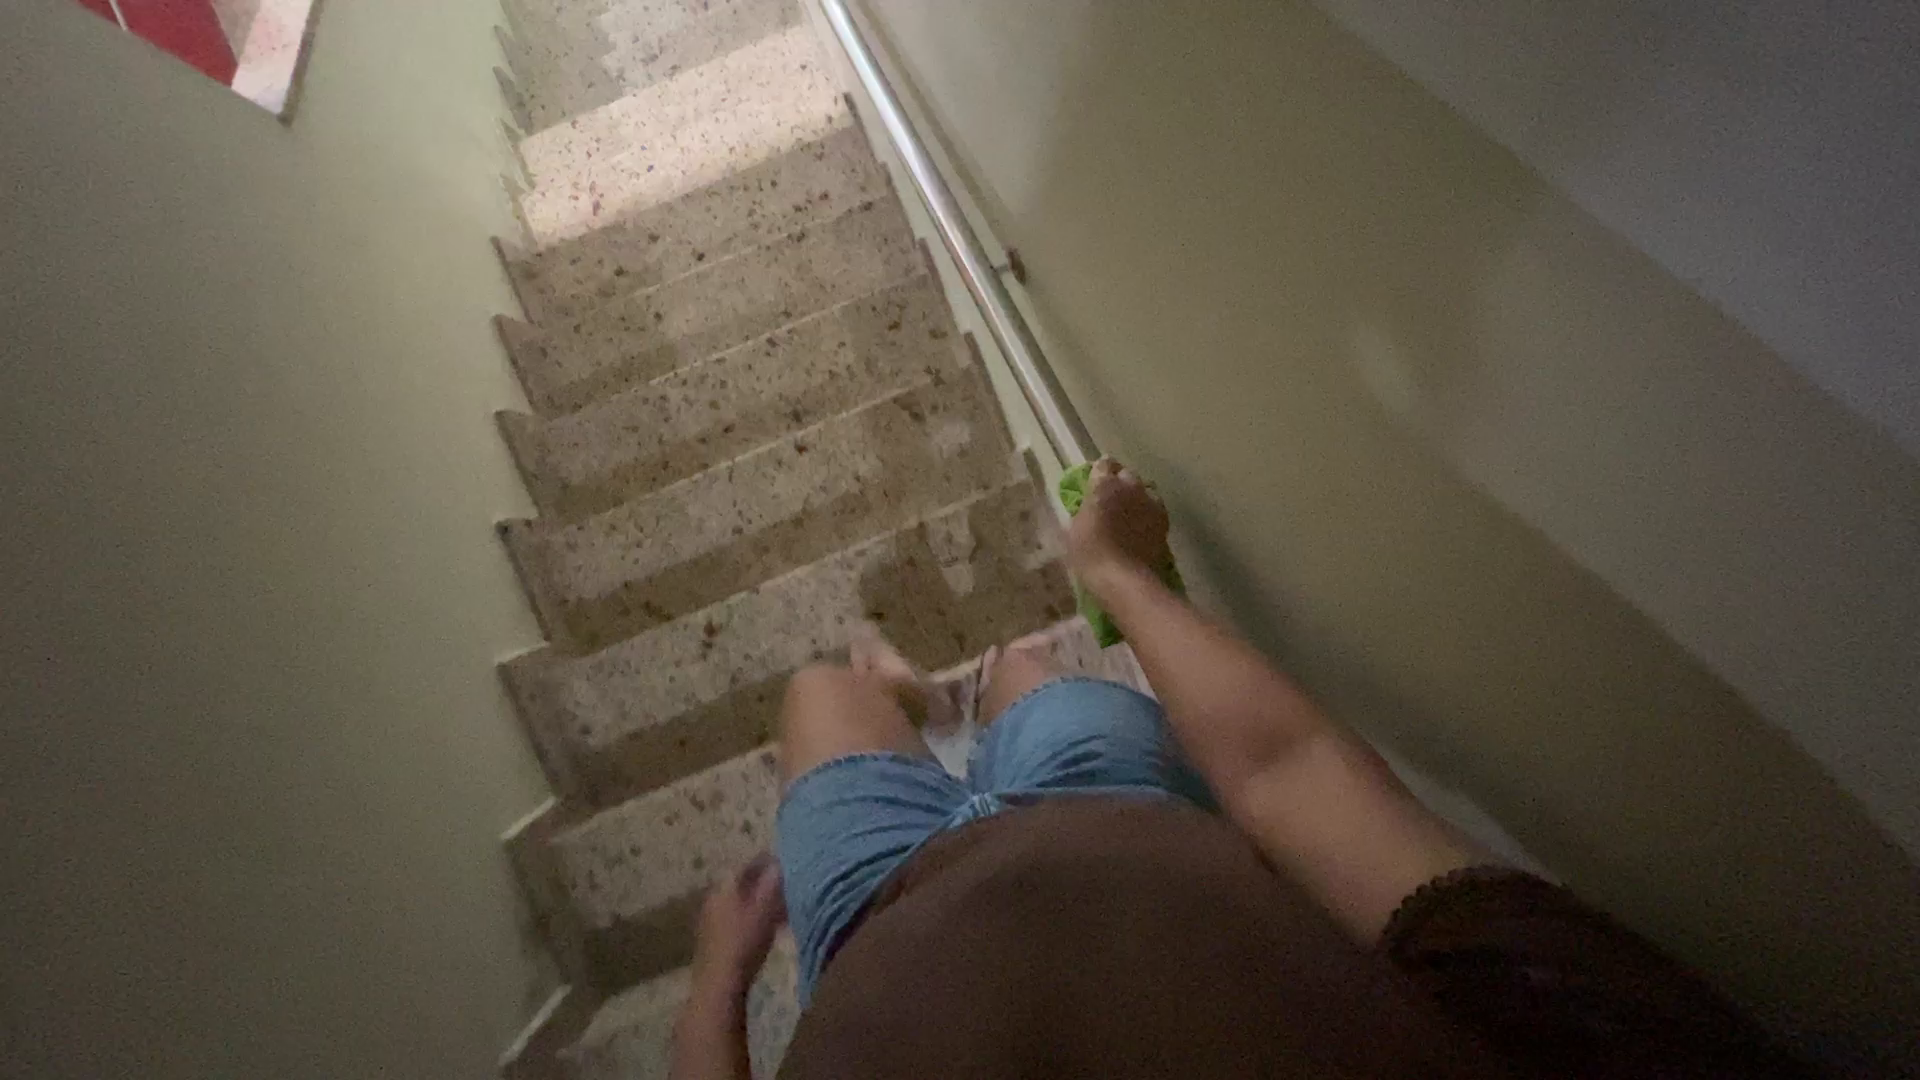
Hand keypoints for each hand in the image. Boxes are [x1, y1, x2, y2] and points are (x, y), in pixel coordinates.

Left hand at [688, 855, 785, 1000]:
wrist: (718, 987)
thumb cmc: (744, 942)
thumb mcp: (765, 909)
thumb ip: (773, 883)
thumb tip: (779, 862)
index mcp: (725, 886)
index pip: (747, 864)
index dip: (767, 861)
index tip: (785, 863)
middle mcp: (714, 898)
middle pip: (742, 883)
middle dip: (764, 882)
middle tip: (786, 885)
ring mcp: (711, 920)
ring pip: (741, 901)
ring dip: (760, 901)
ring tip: (782, 908)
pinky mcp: (714, 940)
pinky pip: (737, 918)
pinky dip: (753, 917)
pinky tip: (768, 928)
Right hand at [1067, 457, 1171, 589]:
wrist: (1125, 579)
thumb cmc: (1090, 555)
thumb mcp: (1073, 532)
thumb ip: (1081, 512)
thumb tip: (1086, 508)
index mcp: (1104, 485)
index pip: (1103, 464)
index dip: (1098, 473)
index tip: (1093, 484)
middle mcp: (1130, 486)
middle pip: (1126, 474)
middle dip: (1119, 482)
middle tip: (1110, 499)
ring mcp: (1150, 502)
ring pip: (1144, 489)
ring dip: (1136, 496)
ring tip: (1128, 512)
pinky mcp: (1164, 520)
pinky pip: (1155, 508)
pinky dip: (1148, 512)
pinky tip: (1141, 526)